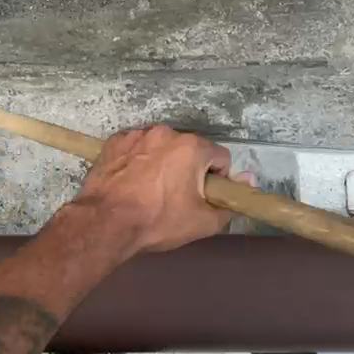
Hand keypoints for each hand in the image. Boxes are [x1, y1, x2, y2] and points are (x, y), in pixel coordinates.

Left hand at [66, 126, 252, 254]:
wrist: (106, 221)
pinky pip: (135, 148)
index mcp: (191, 147)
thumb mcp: (204, 221)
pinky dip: (138, 159)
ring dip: (162, 161)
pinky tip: (131, 181)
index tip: (205, 195)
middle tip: (178, 195)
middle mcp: (164, 132)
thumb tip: (248, 180)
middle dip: (189, 168)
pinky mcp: (113, 141)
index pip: (220, 156)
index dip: (218, 177)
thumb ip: (231, 200)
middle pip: (189, 149)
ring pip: (160, 146)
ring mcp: (136, 134)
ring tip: (151, 189)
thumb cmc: (158, 220)